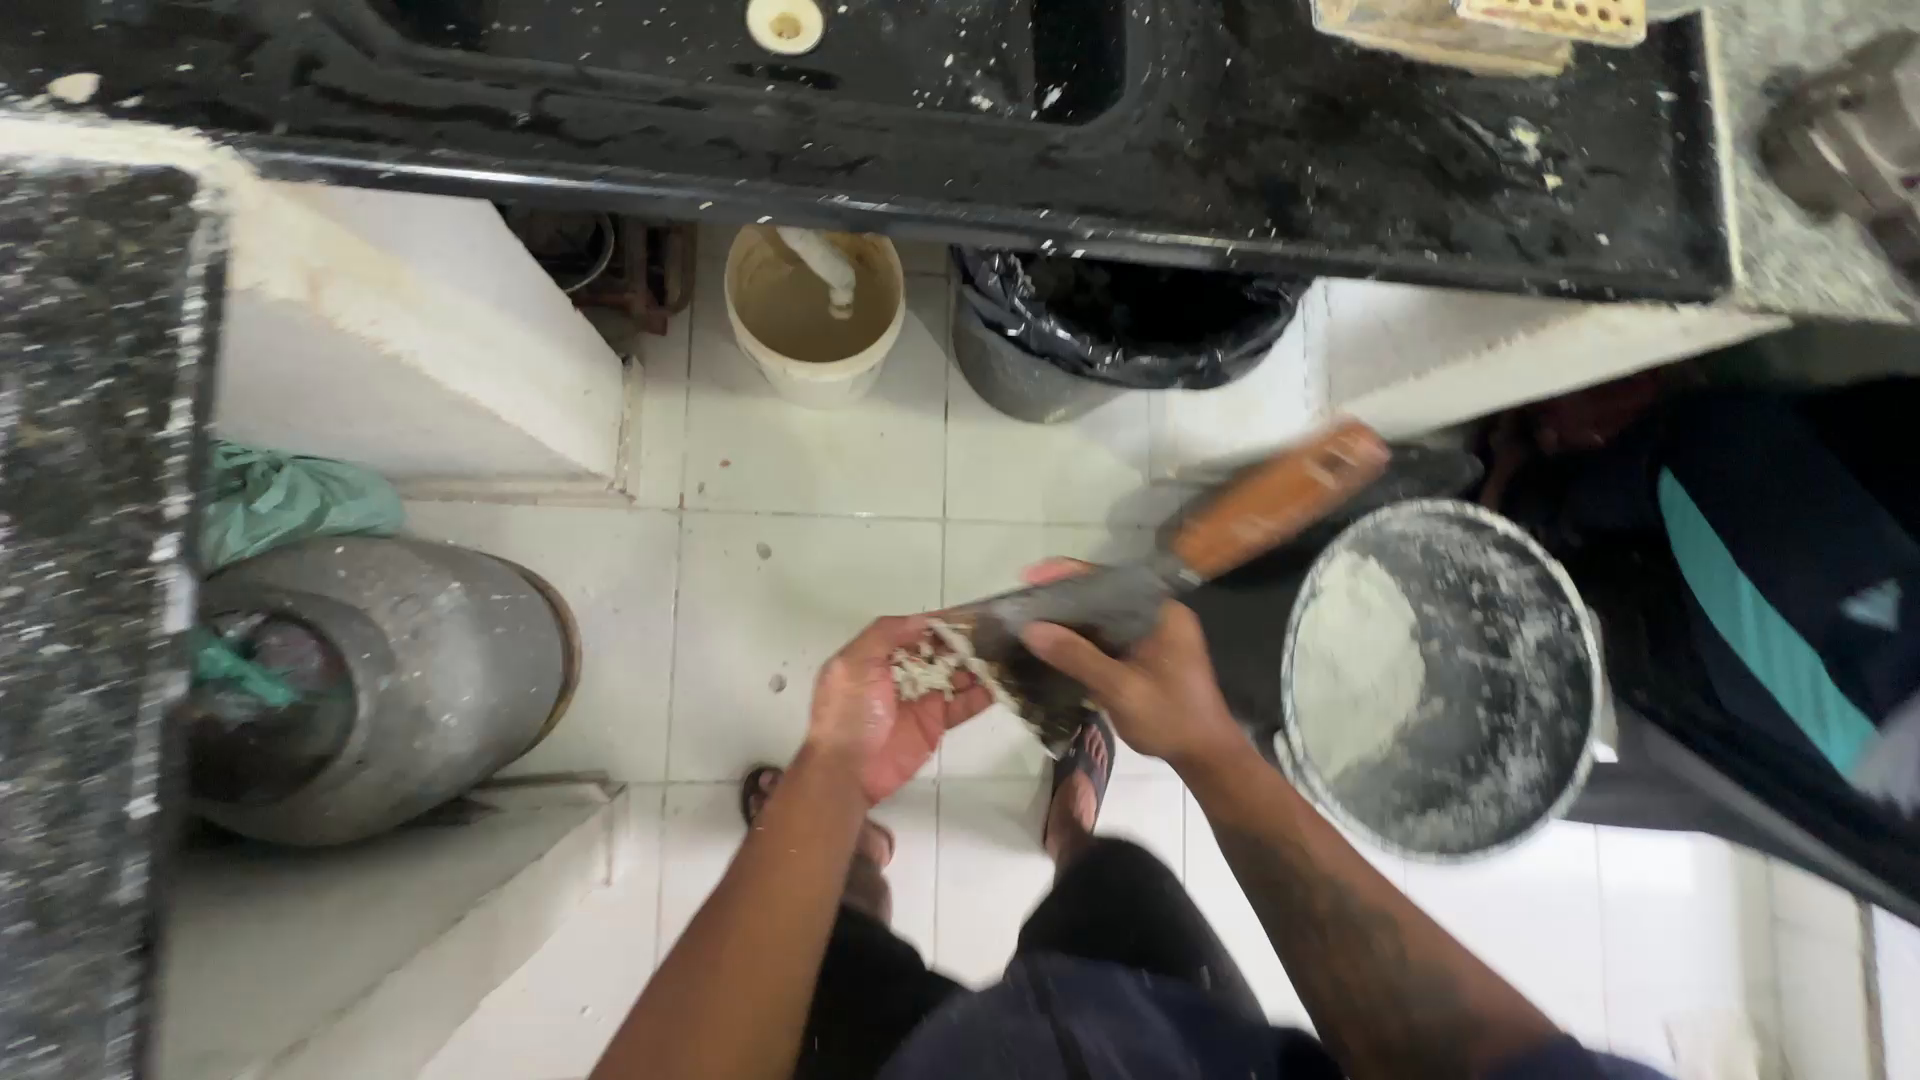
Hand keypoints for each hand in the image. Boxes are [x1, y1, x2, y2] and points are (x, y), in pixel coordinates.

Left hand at [809, 615, 992, 804]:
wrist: (846, 771)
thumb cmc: (846, 714)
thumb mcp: (854, 663)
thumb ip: (885, 634)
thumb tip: (921, 619)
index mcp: (877, 657)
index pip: (911, 632)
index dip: (936, 624)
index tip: (965, 616)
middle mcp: (899, 675)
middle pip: (936, 653)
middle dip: (961, 644)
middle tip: (991, 634)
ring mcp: (918, 700)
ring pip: (952, 677)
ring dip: (974, 667)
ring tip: (999, 657)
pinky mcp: (933, 724)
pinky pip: (960, 707)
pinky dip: (979, 697)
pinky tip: (997, 687)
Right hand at [1016, 558, 1246, 768]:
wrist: (1206, 757)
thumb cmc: (1170, 719)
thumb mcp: (1121, 689)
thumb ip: (1076, 656)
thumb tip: (1030, 629)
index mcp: (1161, 612)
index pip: (1108, 580)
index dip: (1066, 574)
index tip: (1029, 577)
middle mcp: (1156, 615)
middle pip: (1102, 595)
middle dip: (1062, 597)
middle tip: (1022, 601)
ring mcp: (1150, 634)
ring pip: (1101, 617)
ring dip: (1069, 619)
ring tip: (1028, 619)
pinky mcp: (1143, 653)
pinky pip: (1106, 636)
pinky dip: (1080, 639)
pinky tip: (1052, 644)